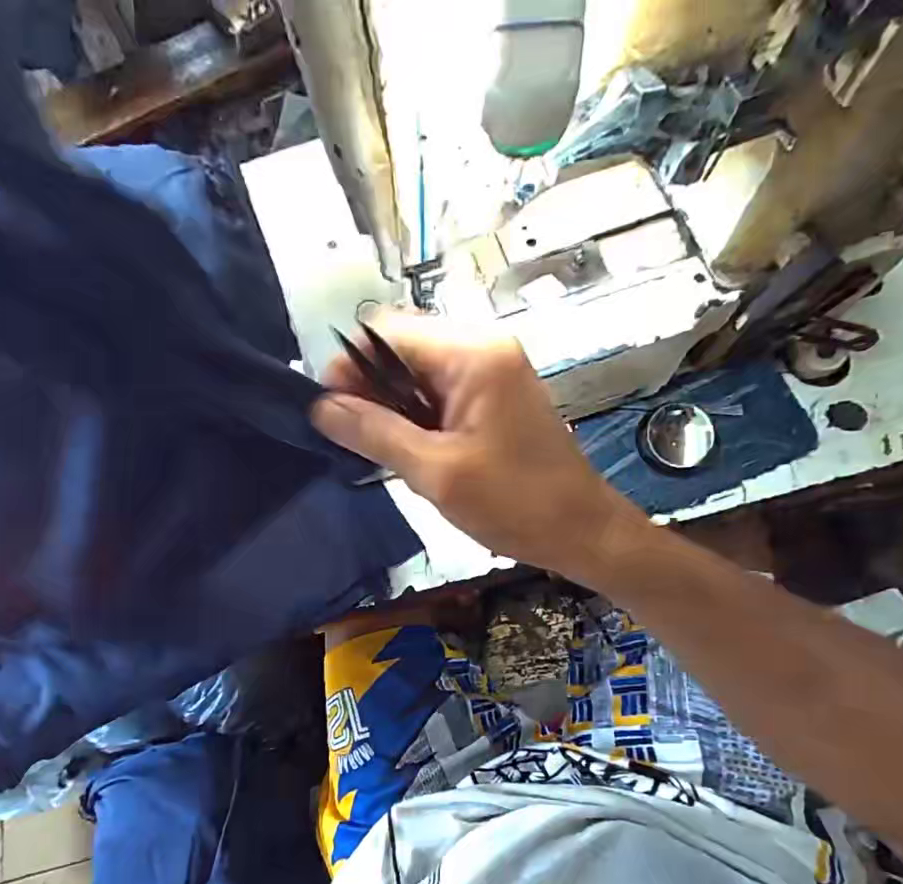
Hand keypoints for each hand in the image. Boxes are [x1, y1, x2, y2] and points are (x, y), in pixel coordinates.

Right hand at [310, 310, 651, 580]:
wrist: (582, 531)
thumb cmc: (515, 503)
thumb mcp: (436, 471)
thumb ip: (375, 433)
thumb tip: (321, 408)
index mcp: (473, 354)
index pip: (388, 333)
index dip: (349, 365)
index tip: (327, 410)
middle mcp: (482, 348)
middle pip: (401, 348)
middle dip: (367, 387)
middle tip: (346, 434)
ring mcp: (491, 371)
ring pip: (416, 373)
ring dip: (389, 404)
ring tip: (371, 446)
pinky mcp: (493, 396)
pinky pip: (438, 392)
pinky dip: (414, 415)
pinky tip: (402, 447)